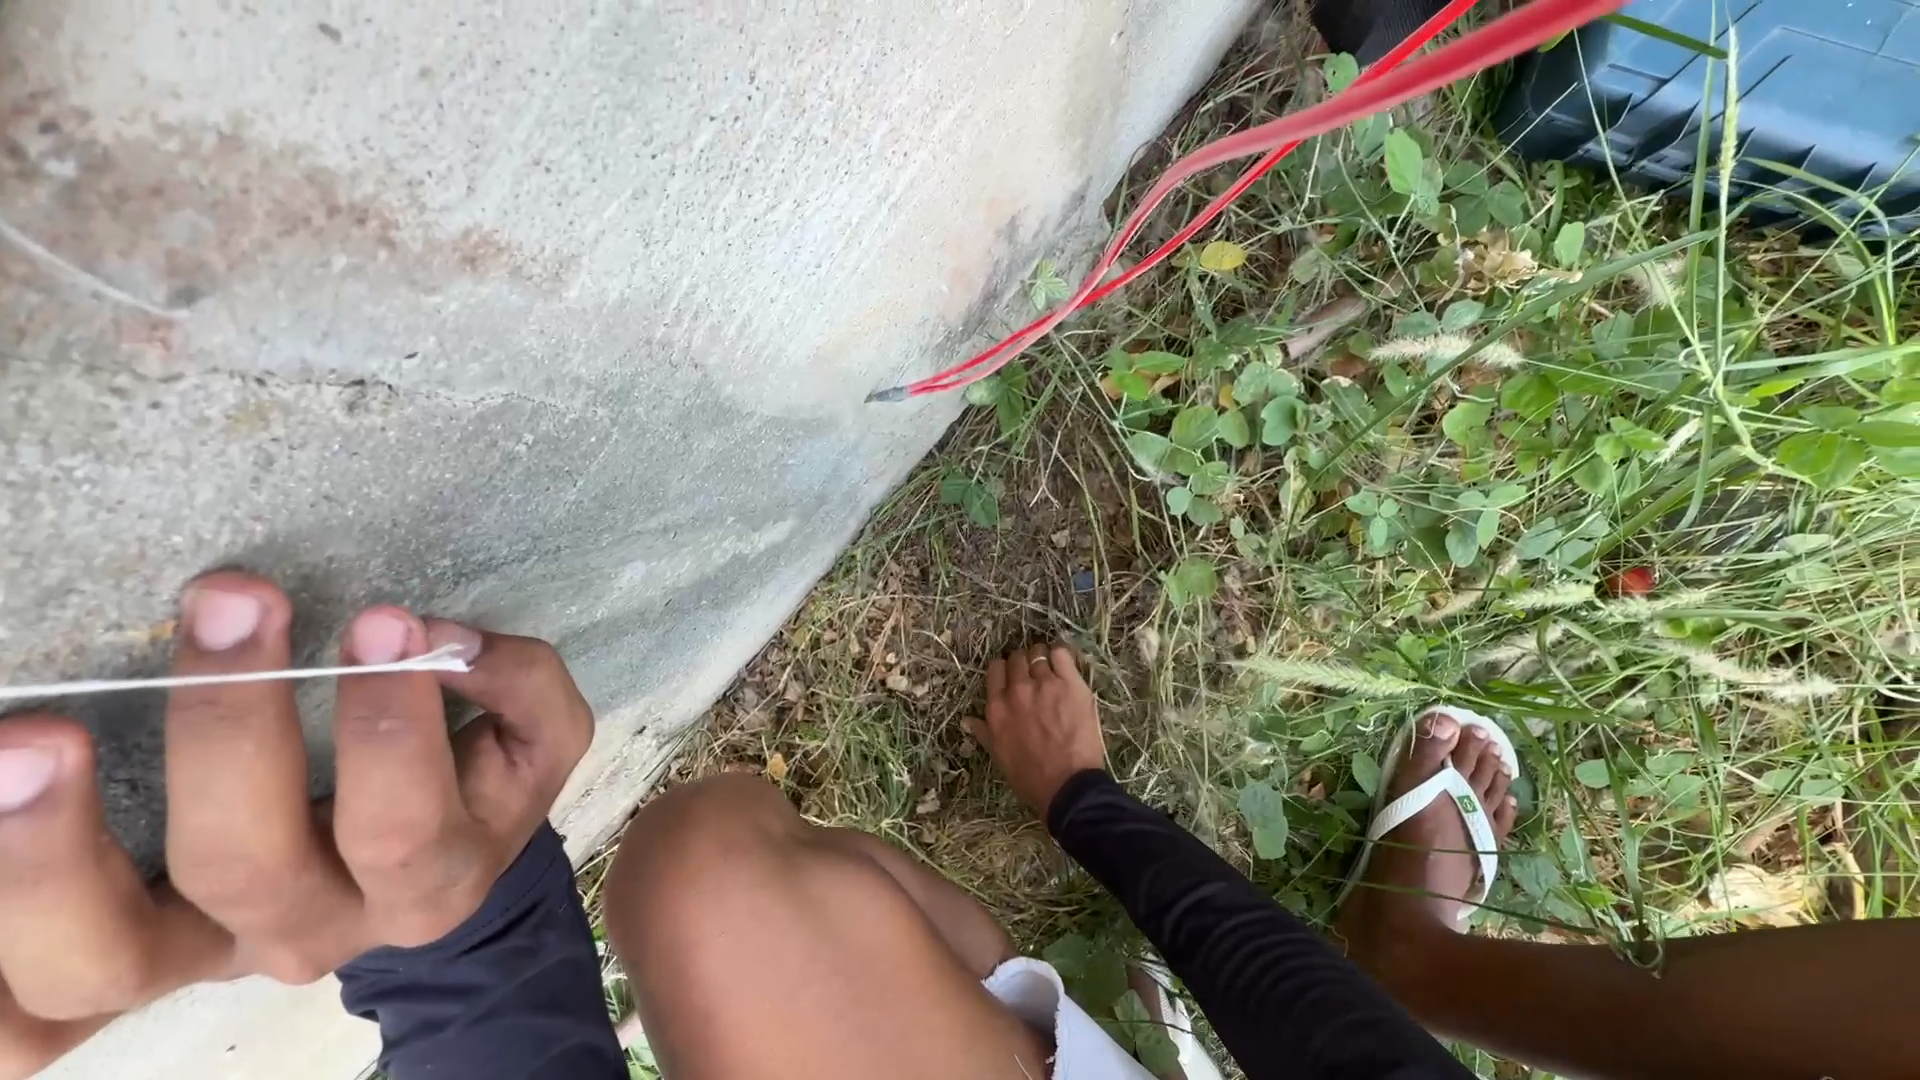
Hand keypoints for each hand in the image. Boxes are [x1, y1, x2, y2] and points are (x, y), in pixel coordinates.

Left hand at [0, 571, 593, 1075]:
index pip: (401, 819)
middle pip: (251, 864)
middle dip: (234, 726)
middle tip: (232, 601)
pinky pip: (18, 1028)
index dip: (388, 723)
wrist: (434, 869)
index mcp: (432, 879)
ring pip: (99, 960)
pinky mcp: (115, 979)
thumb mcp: (542, 733)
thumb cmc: (485, 781)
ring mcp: (205, 961)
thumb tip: (433, 638)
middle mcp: (319, 932)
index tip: (382, 618)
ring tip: (32, 736)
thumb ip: (517, 681)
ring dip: (46, 856)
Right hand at [968, 643, 1105, 814]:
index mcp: (997, 706)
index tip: (1012, 676)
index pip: (995, 669)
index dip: (1004, 670)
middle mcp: (1018, 689)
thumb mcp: (999, 756)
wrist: (1068, 784)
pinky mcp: (1071, 683)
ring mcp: (1045, 683)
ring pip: (1039, 654)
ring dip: (1042, 659)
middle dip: (1023, 663)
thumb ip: (984, 732)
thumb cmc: (1030, 776)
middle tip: (1033, 674)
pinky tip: (1064, 664)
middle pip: (1017, 658)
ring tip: (1050, 669)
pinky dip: (1061, 655)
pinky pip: (1062, 654)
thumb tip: (967, 719)